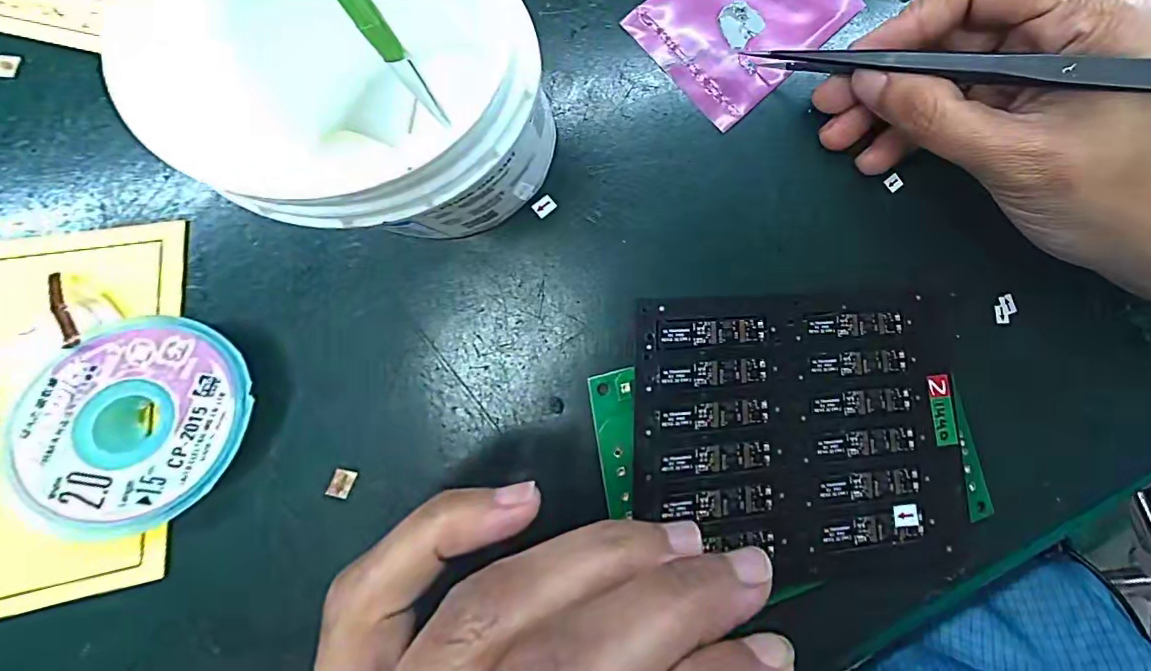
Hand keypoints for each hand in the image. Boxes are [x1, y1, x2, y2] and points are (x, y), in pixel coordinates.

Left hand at [314, 481, 791, 670]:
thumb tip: (741, 667)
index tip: (771, 646)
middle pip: (575, 652)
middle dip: (679, 601)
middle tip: (743, 571)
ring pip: (503, 599)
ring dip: (602, 553)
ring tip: (676, 535)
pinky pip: (379, 586)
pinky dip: (447, 524)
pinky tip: (522, 497)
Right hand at [812, 0, 1150, 310]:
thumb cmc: (1118, 202)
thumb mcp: (1018, 158)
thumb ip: (935, 116)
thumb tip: (863, 82)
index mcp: (1083, 12)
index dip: (910, 21)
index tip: (861, 66)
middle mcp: (1055, 23)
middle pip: (946, 29)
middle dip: (886, 74)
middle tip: (832, 107)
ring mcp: (1030, 61)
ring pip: (937, 67)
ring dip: (887, 104)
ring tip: (841, 136)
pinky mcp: (1013, 95)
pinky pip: (949, 98)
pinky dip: (912, 124)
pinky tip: (878, 153)